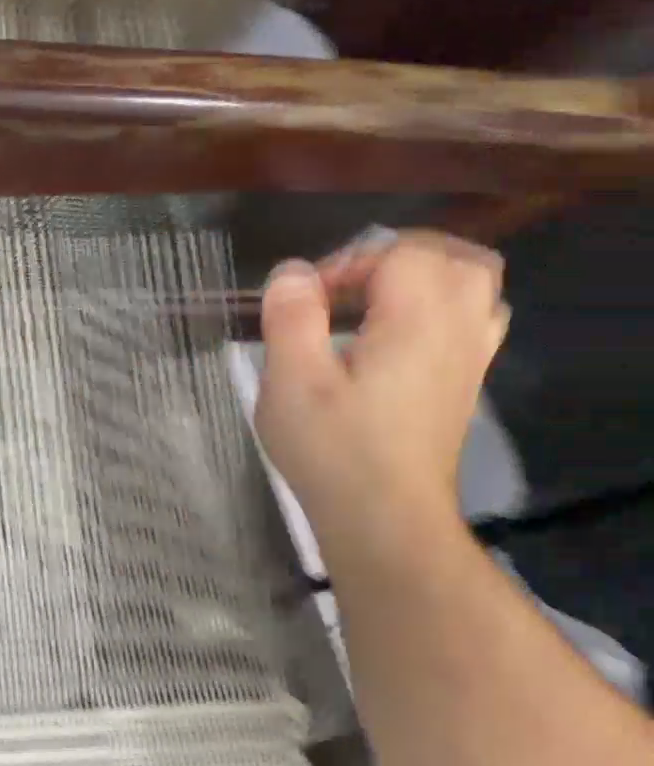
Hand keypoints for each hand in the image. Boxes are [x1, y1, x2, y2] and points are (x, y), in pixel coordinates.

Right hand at [254, 229, 509, 548]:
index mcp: (420, 317)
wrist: (384, 512)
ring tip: (367, 305)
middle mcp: (460, 325)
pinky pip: (473, 318)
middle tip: (336, 292)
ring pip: (471, 284)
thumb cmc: (332, 446)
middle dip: (389, 259)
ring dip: (420, 279)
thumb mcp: (291, 381)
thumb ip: (292, 318)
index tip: (301, 303)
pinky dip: (438, 308)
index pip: (399, 252)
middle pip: (447, 257)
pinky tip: (394, 336)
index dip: (345, 263)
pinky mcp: (465, 380)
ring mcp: (471, 354)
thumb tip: (291, 273)